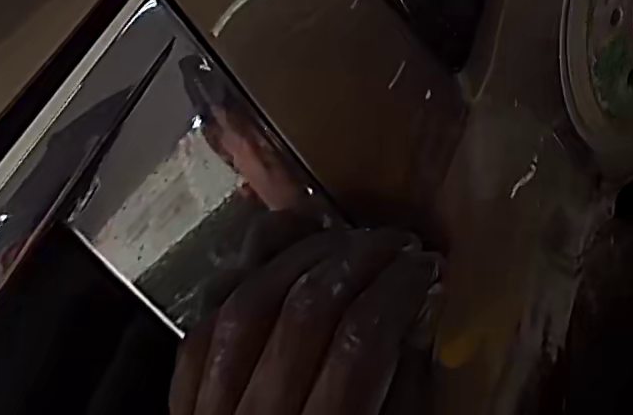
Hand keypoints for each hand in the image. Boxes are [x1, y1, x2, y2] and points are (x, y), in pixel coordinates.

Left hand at [170, 228, 441, 414]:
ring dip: (306, 256)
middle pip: (305, 312)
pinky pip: (202, 338)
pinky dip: (245, 290)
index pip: (360, 342)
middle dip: (362, 258)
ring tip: (349, 241)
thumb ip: (406, 391)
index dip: (400, 288)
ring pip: (248, 307)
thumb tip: (423, 304)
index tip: (430, 265)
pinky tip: (285, 269)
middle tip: (399, 243)